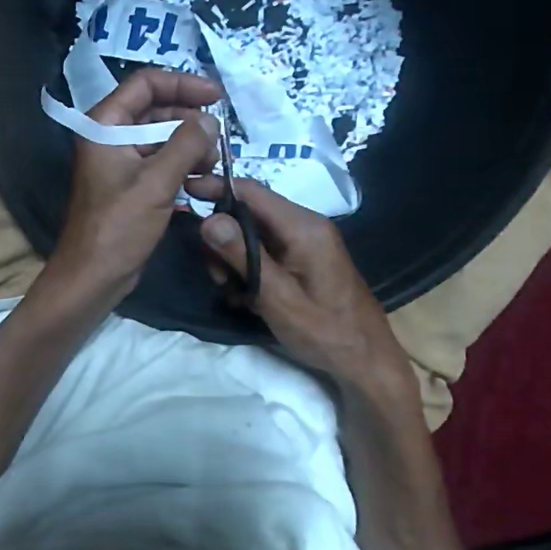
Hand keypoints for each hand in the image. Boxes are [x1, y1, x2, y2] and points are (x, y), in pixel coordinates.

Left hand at [48, 68, 222, 301]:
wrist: (93, 274)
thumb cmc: (119, 225)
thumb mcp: (157, 181)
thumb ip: (186, 144)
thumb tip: (210, 120)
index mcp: (105, 125)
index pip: (145, 84)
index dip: (183, 83)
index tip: (217, 96)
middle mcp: (109, 136)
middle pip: (156, 109)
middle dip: (190, 119)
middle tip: (219, 139)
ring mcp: (119, 160)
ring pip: (161, 136)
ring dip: (190, 144)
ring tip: (213, 164)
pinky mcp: (130, 183)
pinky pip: (160, 161)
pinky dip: (182, 164)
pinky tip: (202, 179)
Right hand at [188, 175, 414, 393]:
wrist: (366, 362)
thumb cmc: (325, 332)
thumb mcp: (278, 297)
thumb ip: (243, 256)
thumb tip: (209, 219)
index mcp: (303, 228)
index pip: (252, 191)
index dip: (216, 187)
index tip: (184, 192)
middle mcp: (305, 226)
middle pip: (249, 212)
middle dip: (222, 238)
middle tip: (215, 275)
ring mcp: (305, 243)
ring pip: (252, 234)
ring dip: (232, 258)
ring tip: (231, 291)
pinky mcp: (302, 259)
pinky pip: (264, 251)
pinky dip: (248, 269)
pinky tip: (247, 298)